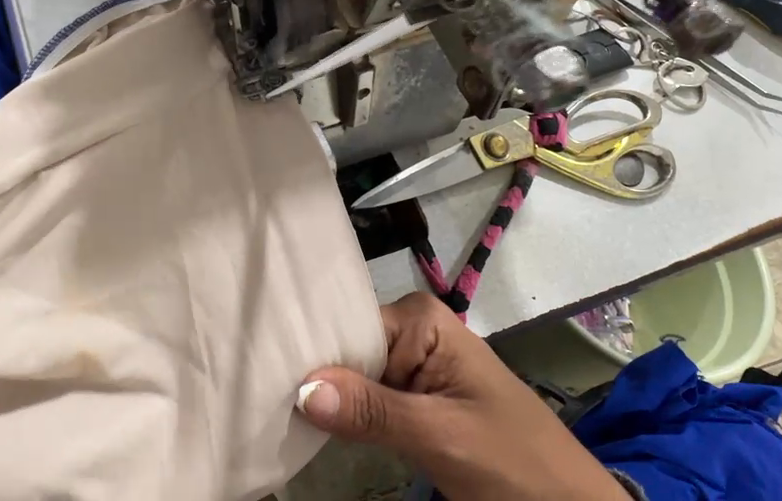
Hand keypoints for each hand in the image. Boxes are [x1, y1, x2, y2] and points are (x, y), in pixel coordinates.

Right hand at [296, 295, 626, 500]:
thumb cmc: (516, 463)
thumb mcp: (442, 437)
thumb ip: (374, 411)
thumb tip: (302, 388)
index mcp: (423, 319)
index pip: (348, 326)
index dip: (312, 353)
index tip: (267, 371)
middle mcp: (414, 331)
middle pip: (347, 348)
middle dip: (316, 377)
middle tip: (264, 394)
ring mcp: (415, 365)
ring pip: (353, 377)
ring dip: (327, 399)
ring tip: (279, 409)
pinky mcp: (415, 400)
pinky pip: (368, 400)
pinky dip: (346, 416)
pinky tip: (314, 424)